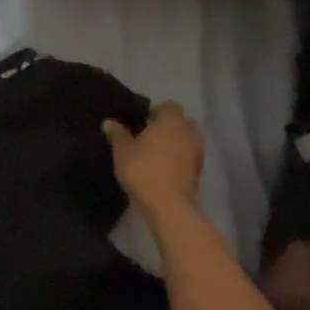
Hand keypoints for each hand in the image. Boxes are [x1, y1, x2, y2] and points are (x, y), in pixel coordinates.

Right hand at [103, 102, 204, 217]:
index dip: (154, 112)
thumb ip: (117, 134)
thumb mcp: (122, 151)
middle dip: (166, 127)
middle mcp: (189, 130)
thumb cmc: (143, 170)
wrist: (168, 204)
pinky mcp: (199, 168)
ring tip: (155, 155)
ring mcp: (198, 149)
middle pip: (179, 122)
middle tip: (147, 139)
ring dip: (174, 143)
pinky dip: (179, 158)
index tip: (140, 124)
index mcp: (171, 120)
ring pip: (186, 139)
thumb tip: (109, 122)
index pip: (167, 106)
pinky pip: (188, 155)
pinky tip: (164, 169)